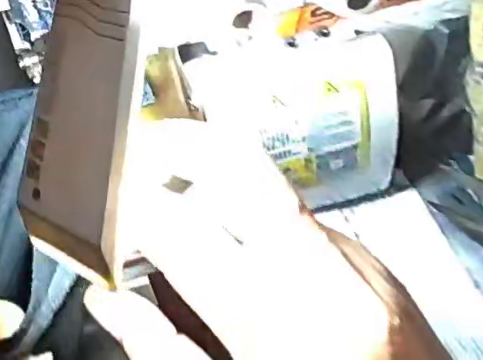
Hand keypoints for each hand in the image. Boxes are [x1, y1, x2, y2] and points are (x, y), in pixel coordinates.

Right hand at [83, 120, 449, 359]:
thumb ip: (165, 353)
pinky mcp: (379, 265)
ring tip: (178, 210)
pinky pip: (293, 216)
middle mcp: (332, 269)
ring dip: (208, 182)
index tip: (104, 213)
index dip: (128, 207)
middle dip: (169, 144)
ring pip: (261, 182)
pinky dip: (252, 220)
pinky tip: (243, 258)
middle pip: (231, 158)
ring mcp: (363, 260)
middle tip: (131, 164)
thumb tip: (108, 300)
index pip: (180, 221)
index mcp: (292, 318)